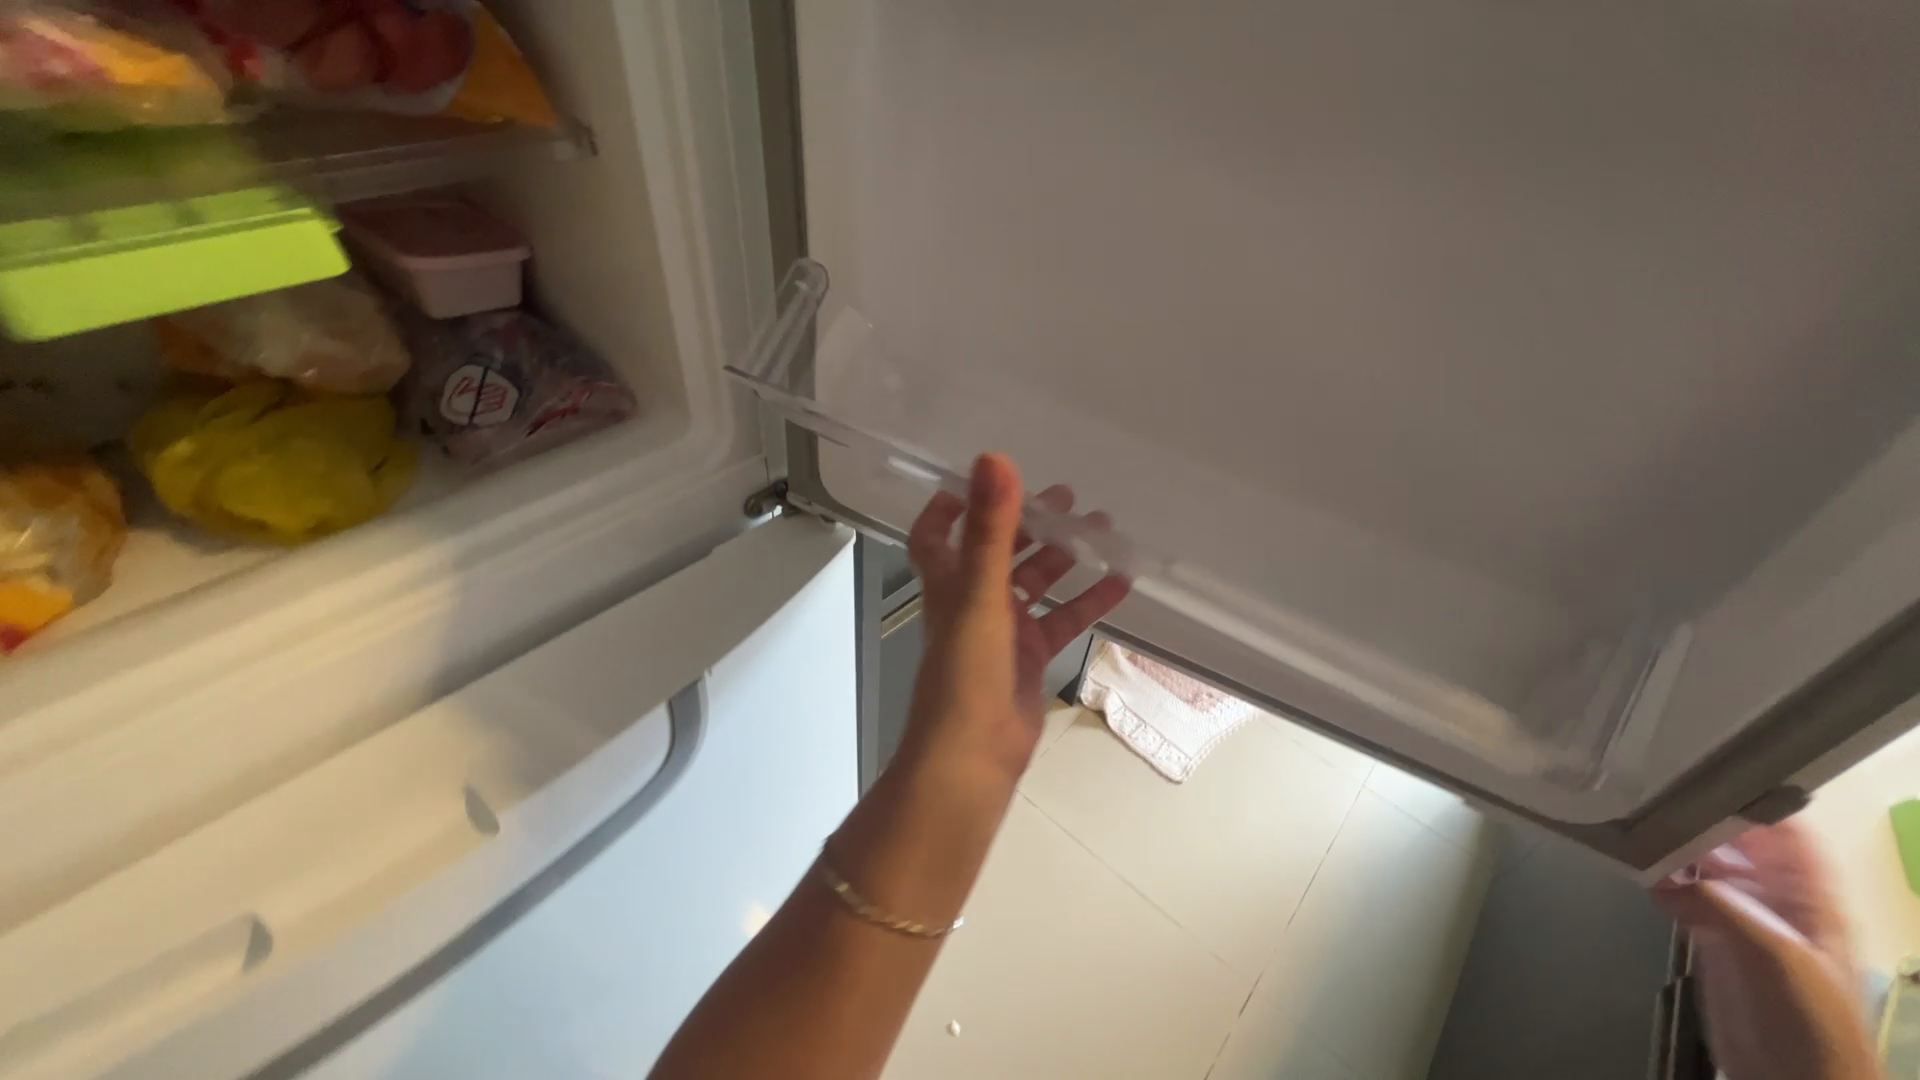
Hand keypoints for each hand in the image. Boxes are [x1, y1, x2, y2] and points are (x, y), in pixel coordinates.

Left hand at [900, 453, 1129, 779]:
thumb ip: (990, 528)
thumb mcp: (980, 592)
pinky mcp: (1029, 657)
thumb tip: (993, 459)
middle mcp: (971, 600)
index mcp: (947, 582)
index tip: (986, 481)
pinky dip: (1087, 602)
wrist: (973, 752)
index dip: (951, 507)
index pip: (935, 534)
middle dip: (1029, 524)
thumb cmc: (967, 670)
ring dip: (1064, 557)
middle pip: (998, 551)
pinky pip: (1061, 620)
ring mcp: (1002, 631)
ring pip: (1035, 583)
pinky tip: (1121, 583)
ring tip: (1102, 529)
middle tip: (1067, 499)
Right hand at [1653, 822, 1876, 1079]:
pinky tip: (1637, 872)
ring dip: (1673, 850)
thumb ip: (1725, 905)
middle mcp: (1778, 898)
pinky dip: (1659, 880)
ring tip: (1633, 831)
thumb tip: (1671, 869)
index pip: (1788, 834)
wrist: (1792, 1077)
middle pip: (1738, 844)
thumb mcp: (1775, 956)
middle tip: (1650, 797)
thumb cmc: (1807, 1019)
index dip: (1754, 801)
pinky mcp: (1713, 935)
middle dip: (1698, 821)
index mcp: (1812, 898)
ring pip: (1705, 866)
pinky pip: (1683, 893)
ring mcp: (1745, 917)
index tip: (1704, 773)